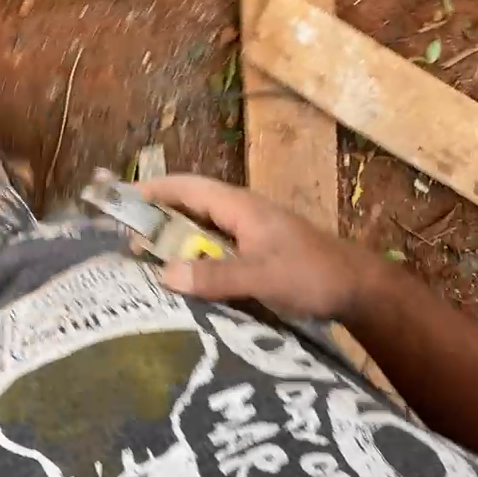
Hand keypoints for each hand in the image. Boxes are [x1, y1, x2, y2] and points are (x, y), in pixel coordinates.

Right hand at [139, 175, 381, 319]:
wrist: (359, 289)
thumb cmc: (313, 273)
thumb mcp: (262, 275)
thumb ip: (215, 276)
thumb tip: (163, 275)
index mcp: (239, 206)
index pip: (186, 187)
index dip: (152, 190)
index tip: (118, 198)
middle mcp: (239, 214)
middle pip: (188, 208)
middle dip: (154, 218)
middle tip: (120, 238)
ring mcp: (248, 234)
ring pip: (199, 232)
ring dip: (172, 243)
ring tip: (140, 262)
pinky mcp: (255, 254)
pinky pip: (213, 251)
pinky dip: (192, 261)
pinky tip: (179, 282)